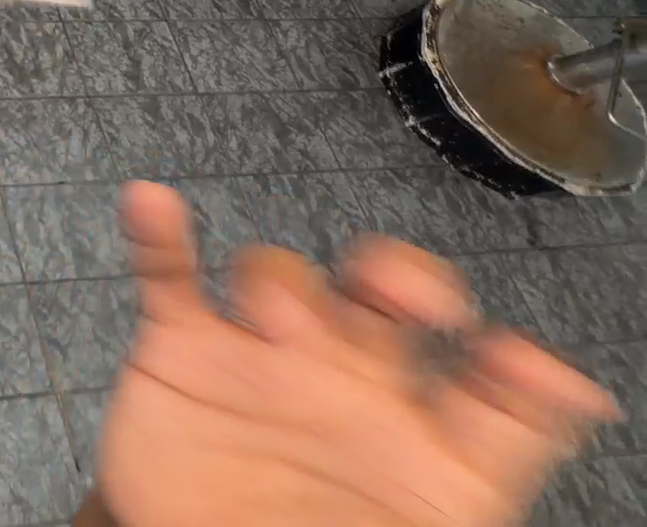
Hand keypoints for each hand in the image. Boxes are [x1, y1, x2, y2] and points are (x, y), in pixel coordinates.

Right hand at [93, 182, 617, 526]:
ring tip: (268, 312)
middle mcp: (344, 382)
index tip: (525, 366)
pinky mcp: (179, 344)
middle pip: (382, 300)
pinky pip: (168, 275)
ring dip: (278, 278)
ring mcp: (256, 354)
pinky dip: (157, 234)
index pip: (493, 395)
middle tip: (399, 290)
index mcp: (421, 448)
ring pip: (277, 275)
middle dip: (398, 277)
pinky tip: (152, 204)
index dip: (516, 371)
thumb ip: (449, 501)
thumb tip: (550, 418)